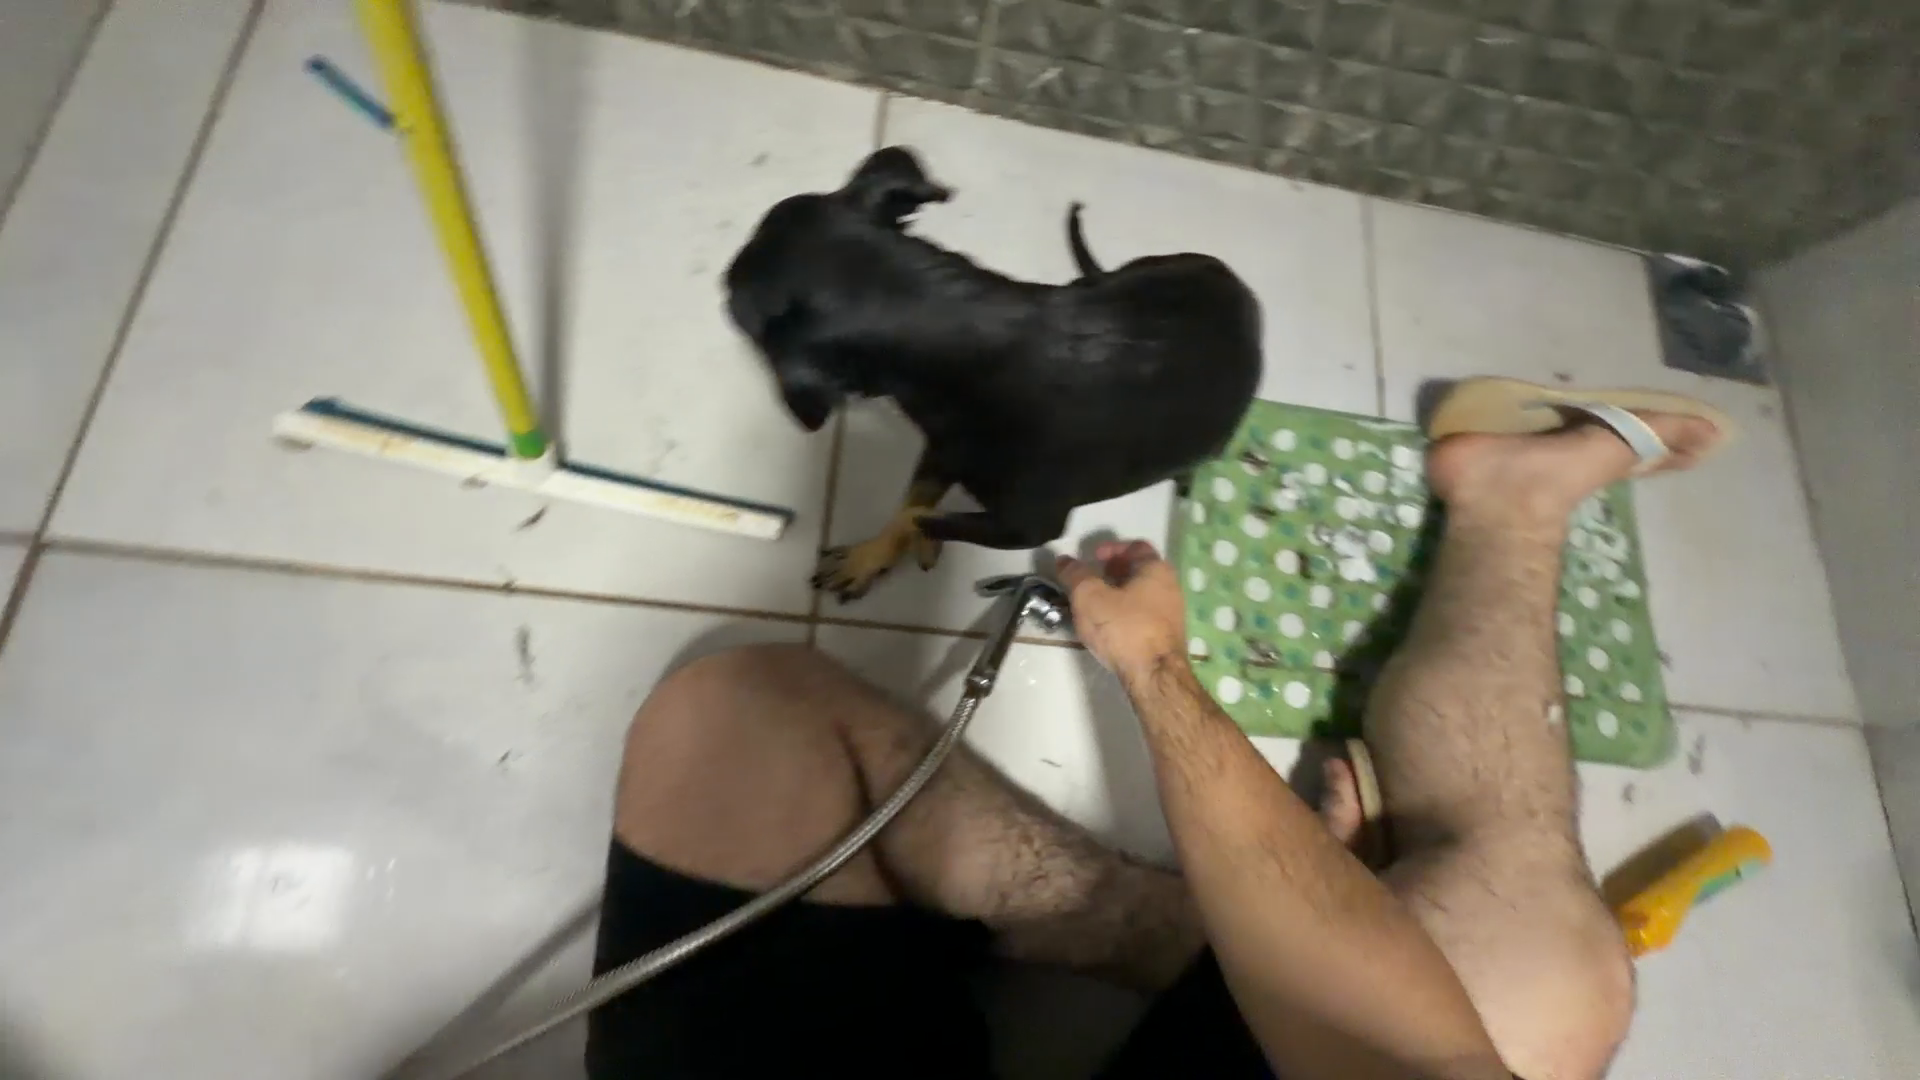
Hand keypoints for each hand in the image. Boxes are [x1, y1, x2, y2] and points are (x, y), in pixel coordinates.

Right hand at [1055, 540, 1187, 676]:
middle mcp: (1170, 587)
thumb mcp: (1089, 596)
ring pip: (1142, 593)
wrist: (1154, 675)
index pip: (1136, 546)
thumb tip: (1064, 560)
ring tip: (1095, 603)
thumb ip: (1075, 574)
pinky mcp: (1166, 636)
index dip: (1112, 548)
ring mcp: (1171, 613)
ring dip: (1118, 593)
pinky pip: (1144, 613)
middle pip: (1140, 569)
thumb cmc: (1123, 628)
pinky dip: (1126, 611)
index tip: (1093, 557)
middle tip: (1091, 578)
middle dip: (1113, 571)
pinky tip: (1109, 625)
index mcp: (1156, 569)